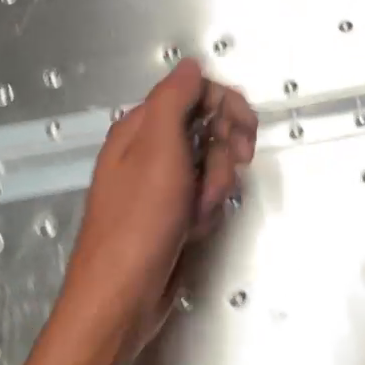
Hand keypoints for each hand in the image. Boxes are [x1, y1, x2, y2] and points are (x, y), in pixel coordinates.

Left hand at [64, 60, 257, 337]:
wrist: (121, 300)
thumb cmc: (138, 223)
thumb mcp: (158, 149)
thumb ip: (175, 98)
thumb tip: (191, 64)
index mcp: (141, 127)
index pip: (195, 92)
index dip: (225, 107)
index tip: (243, 132)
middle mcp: (149, 149)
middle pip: (208, 126)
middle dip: (223, 153)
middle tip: (218, 177)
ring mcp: (161, 183)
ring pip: (212, 163)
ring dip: (215, 186)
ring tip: (197, 212)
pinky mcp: (172, 213)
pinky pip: (206, 194)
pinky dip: (208, 209)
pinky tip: (194, 228)